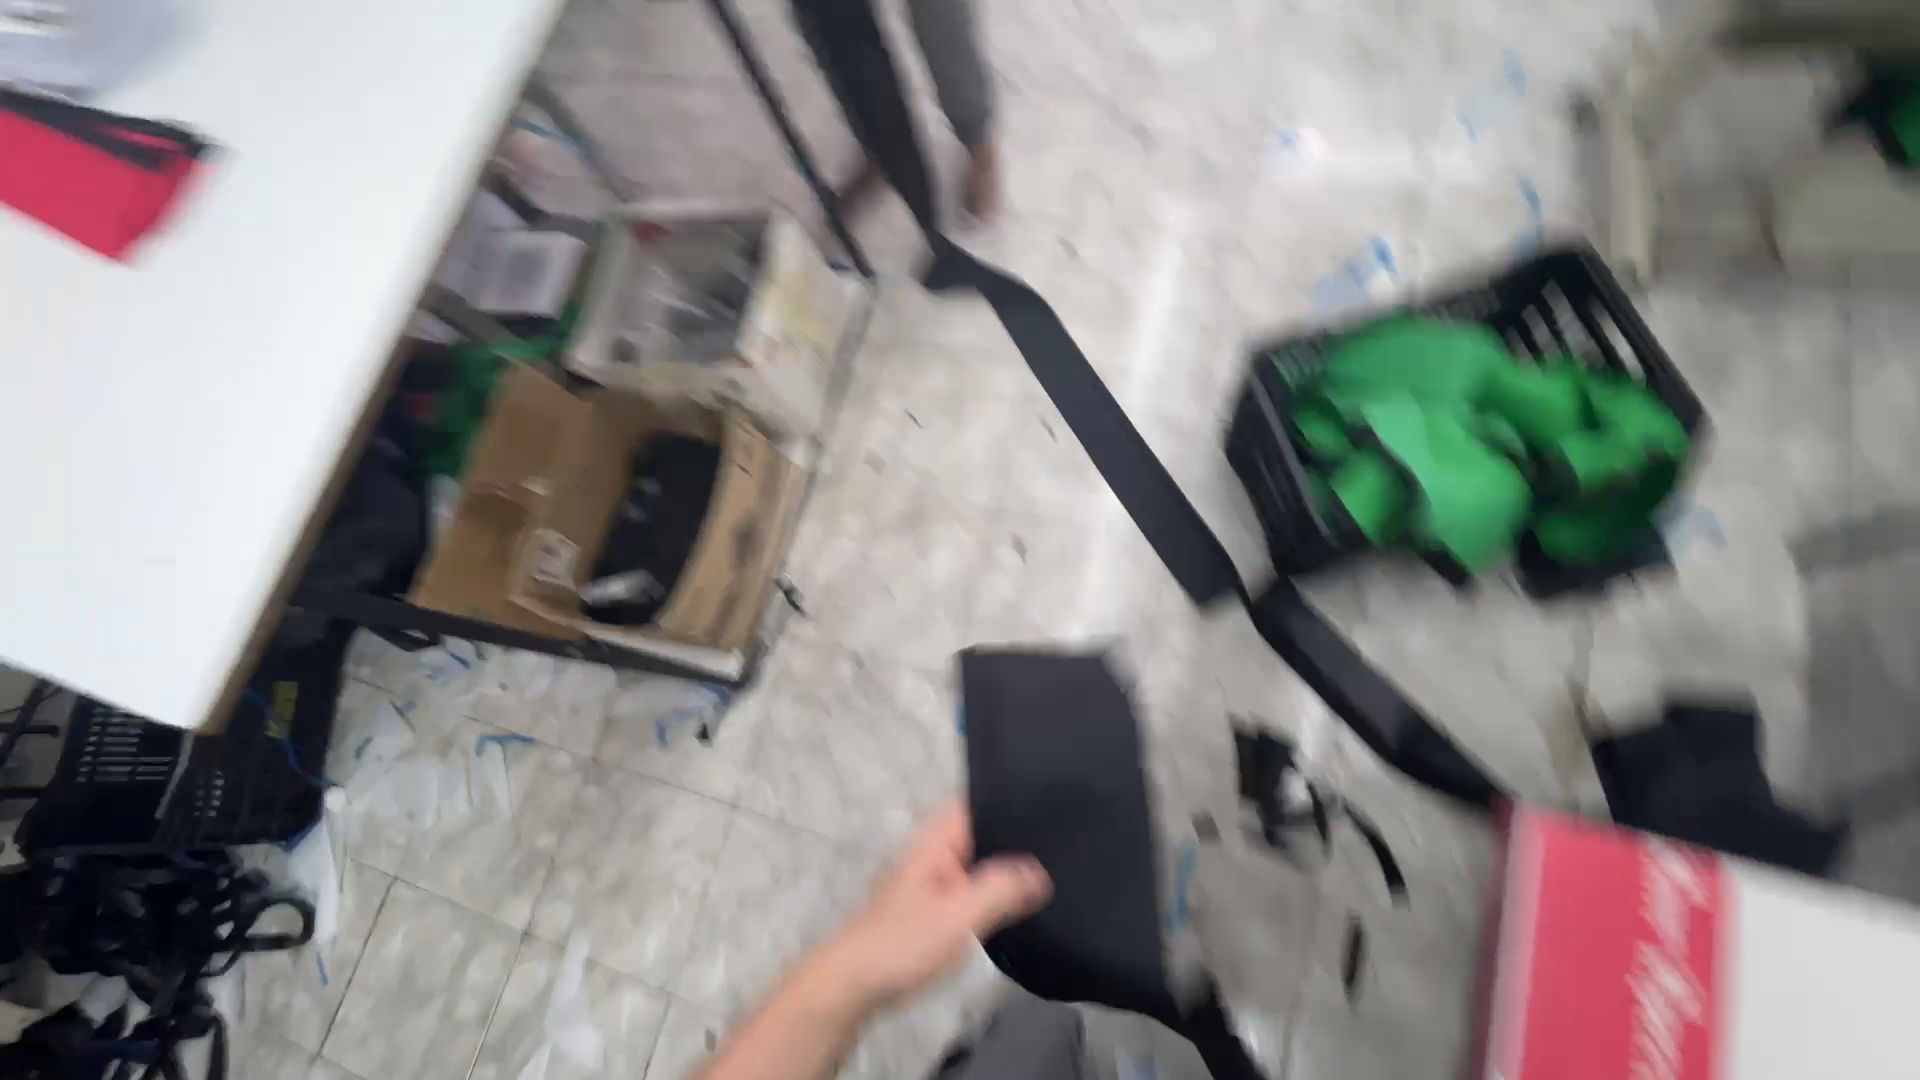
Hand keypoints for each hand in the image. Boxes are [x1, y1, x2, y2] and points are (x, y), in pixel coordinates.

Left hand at [813, 801, 1050, 1010]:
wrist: (853, 984)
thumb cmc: (903, 942)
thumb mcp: (958, 916)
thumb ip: (1000, 890)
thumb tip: (1041, 870)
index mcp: (936, 840)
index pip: (976, 801)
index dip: (1010, 797)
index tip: (1050, 802)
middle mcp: (935, 851)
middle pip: (981, 830)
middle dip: (1016, 834)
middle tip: (1066, 837)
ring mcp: (934, 879)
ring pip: (978, 860)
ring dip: (1007, 865)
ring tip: (1057, 864)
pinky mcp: (935, 906)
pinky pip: (973, 886)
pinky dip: (995, 889)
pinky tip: (1022, 900)